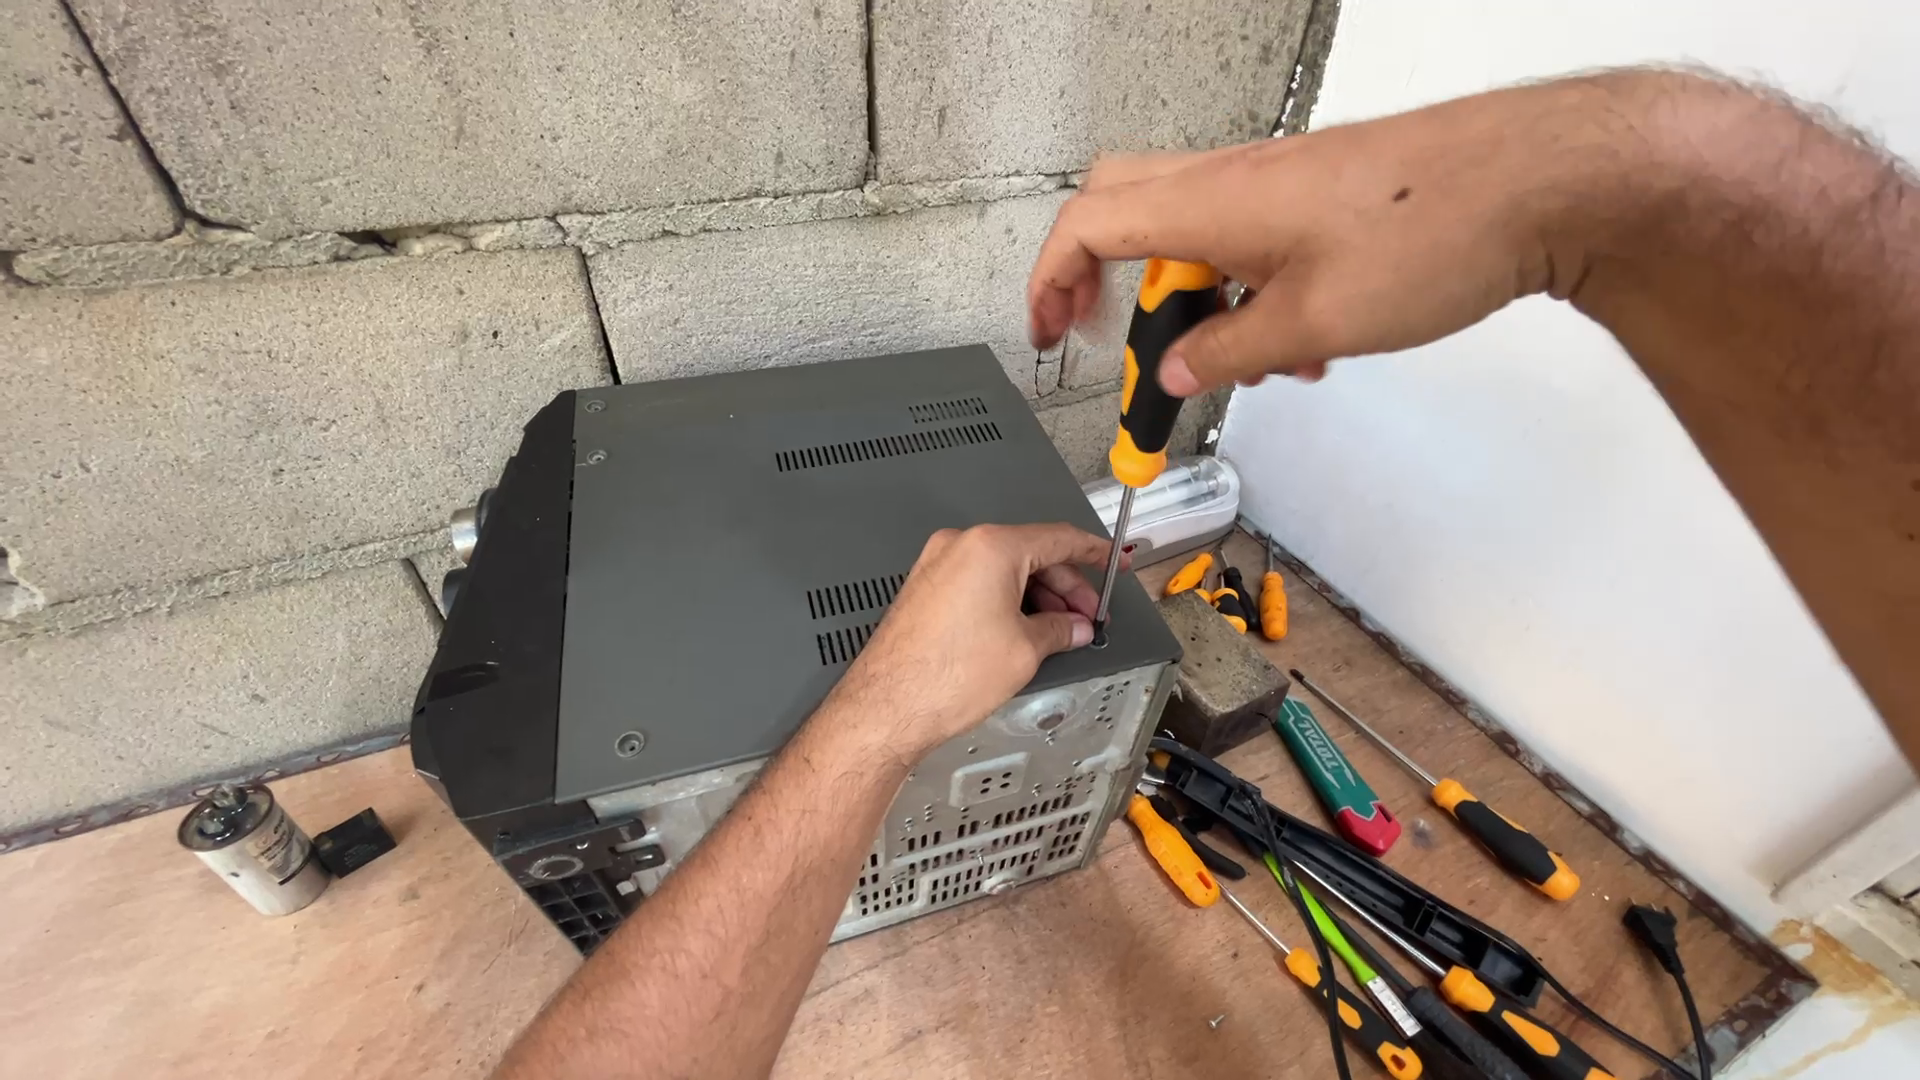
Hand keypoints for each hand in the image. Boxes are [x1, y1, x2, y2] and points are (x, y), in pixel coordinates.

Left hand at [821, 524, 1116, 765]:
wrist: (887, 707)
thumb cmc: (944, 677)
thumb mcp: (1025, 650)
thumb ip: (1059, 630)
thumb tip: (1073, 627)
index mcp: (990, 547)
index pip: (1058, 538)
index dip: (1095, 553)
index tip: (1114, 562)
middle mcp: (960, 545)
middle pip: (1031, 553)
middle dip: (1065, 587)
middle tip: (1088, 618)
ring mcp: (938, 564)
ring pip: (1005, 569)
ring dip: (1037, 597)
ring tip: (1058, 632)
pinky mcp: (926, 587)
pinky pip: (979, 582)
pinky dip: (1007, 600)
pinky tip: (1024, 629)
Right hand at [1027, 73, 1666, 395]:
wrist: (1547, 180)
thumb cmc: (1434, 233)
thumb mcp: (1310, 325)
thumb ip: (1225, 353)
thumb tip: (1176, 372)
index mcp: (1209, 204)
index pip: (1087, 227)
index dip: (1050, 281)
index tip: (1047, 332)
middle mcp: (1227, 181)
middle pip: (1115, 207)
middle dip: (1092, 275)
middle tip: (1096, 329)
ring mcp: (1266, 184)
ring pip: (1178, 232)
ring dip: (1180, 299)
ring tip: (1223, 359)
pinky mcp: (1303, 197)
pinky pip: (1236, 240)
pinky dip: (1233, 292)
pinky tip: (1284, 344)